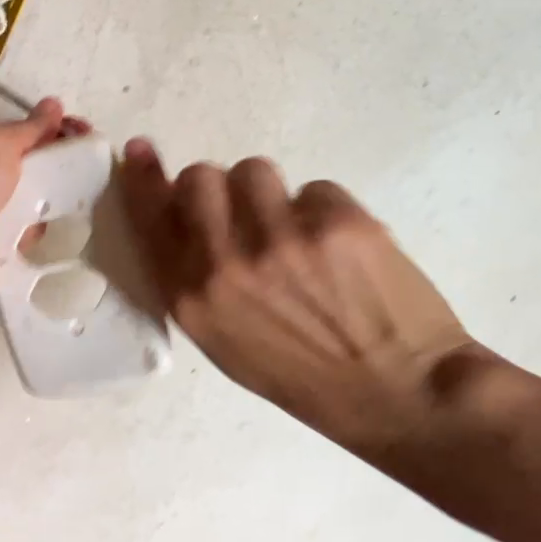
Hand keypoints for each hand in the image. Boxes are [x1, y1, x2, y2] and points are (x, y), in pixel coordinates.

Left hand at [0, 99, 83, 298]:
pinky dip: (38, 228)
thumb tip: (53, 103)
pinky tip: (54, 226)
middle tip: (91, 163)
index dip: (54, 128)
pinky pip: (28, 229)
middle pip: (30, 165)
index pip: (23, 132)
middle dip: (59, 162)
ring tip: (77, 196)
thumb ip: (28, 127)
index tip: (85, 131)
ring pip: (33, 198)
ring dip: (52, 197)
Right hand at [121, 140, 478, 451]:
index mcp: (191, 297)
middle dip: (218, 186)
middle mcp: (225, 262)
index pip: (150, 217)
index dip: (142, 177)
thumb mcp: (222, 337)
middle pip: (200, 176)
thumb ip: (193, 279)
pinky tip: (340, 248)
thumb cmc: (300, 374)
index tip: (139, 148)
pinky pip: (315, 188)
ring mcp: (282, 239)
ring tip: (296, 229)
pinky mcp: (338, 223)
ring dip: (269, 193)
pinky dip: (324, 211)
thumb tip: (179, 219)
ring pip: (254, 170)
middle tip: (243, 211)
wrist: (401, 393)